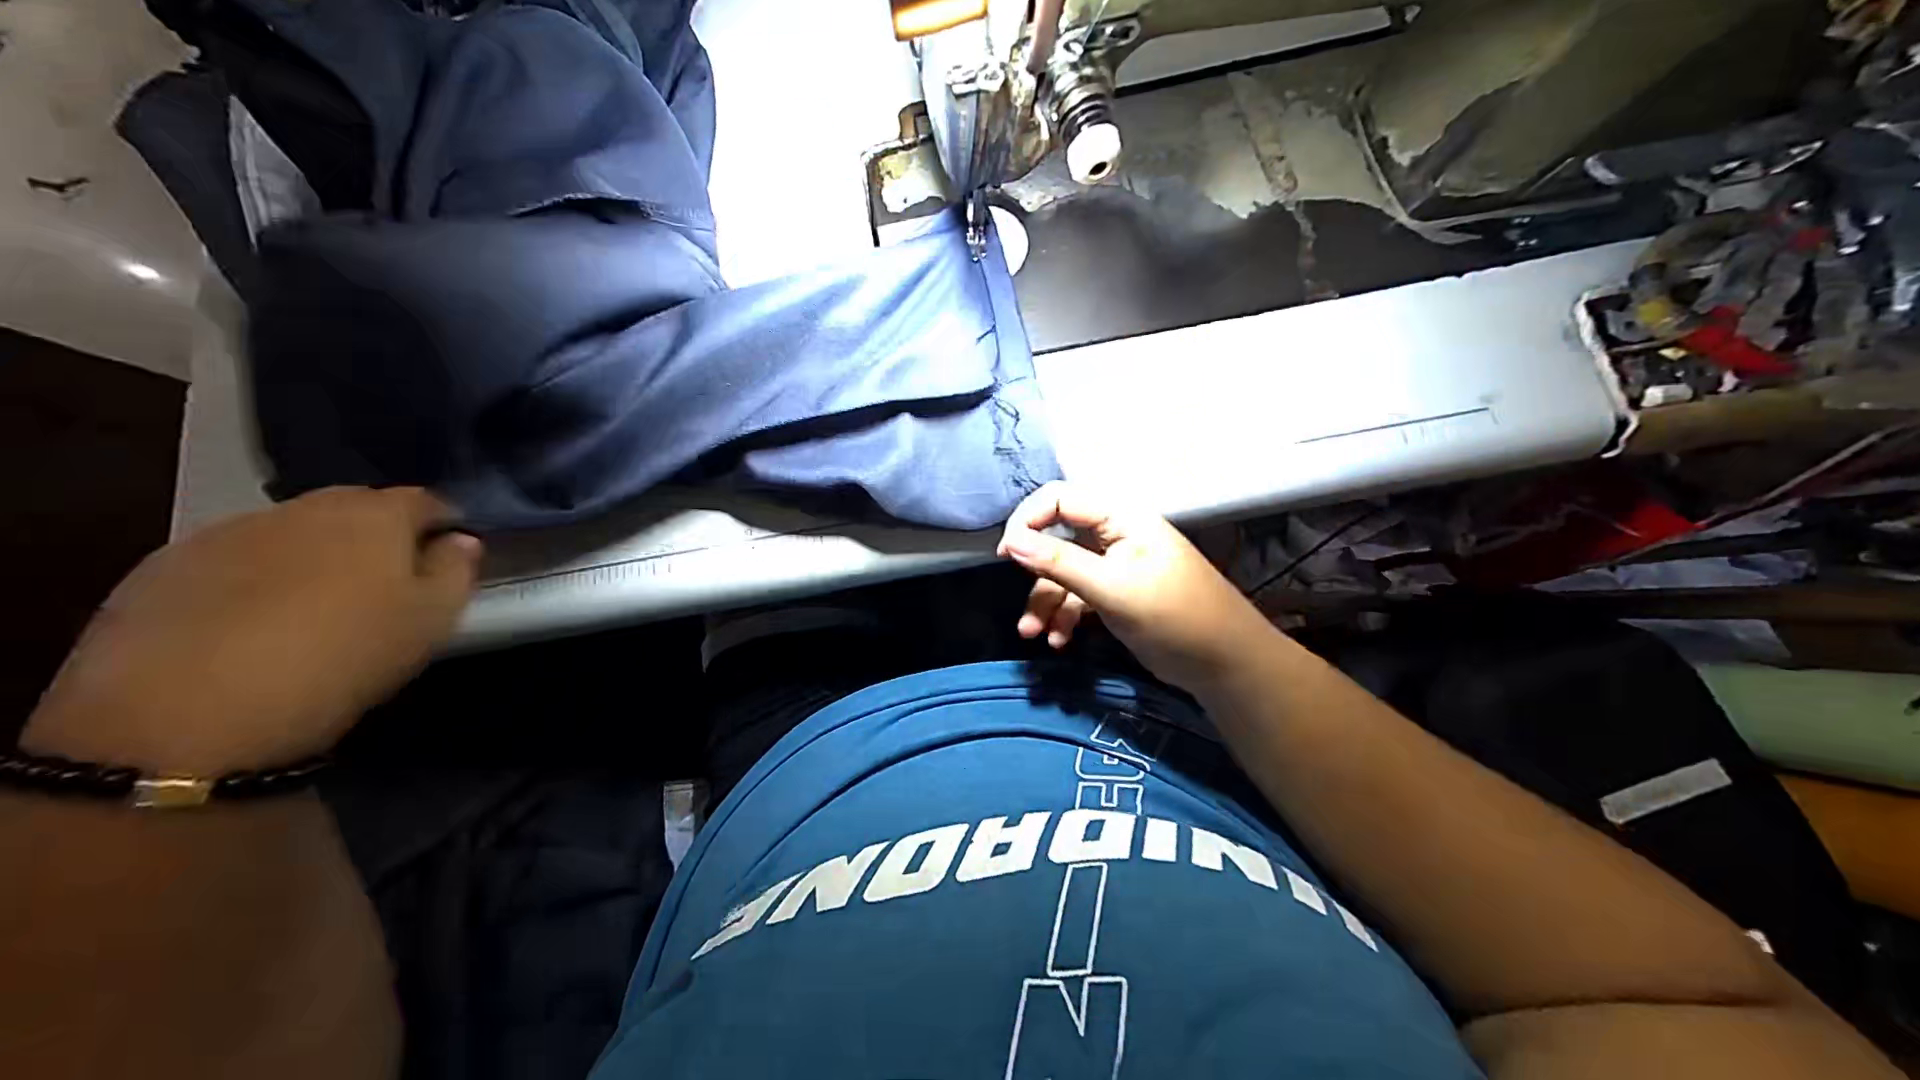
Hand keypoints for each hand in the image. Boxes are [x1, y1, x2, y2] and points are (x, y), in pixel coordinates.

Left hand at [22, 487, 481, 774]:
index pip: (426, 501)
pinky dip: (257, 579)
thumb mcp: (430, 622)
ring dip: (314, 556)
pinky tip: (254, 624)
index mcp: (375, 515)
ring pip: (294, 532)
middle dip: (376, 536)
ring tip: (317, 608)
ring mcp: (229, 531)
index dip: (443, 526)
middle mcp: (304, 507)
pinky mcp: (166, 565)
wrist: (182, 711)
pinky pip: (236, 560)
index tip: (448, 557)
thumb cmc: (342, 657)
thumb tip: (460, 541)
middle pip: (355, 509)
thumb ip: (456, 572)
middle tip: (386, 585)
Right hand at [996, 482, 1282, 692]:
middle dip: (1036, 574)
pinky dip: (1063, 617)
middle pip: (1057, 540)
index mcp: (1121, 518)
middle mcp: (1115, 535)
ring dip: (1045, 604)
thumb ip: (1060, 563)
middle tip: (1019, 600)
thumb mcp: (1113, 589)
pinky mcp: (1115, 595)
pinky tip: (1058, 641)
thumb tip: (1011, 542)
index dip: (1028, 520)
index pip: (1060, 499)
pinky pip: (1076, 597)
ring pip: (1063, 575)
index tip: (1007, 554)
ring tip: (1033, 635)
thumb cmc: (1175, 616)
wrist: (1224, 663)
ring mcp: (1114, 566)